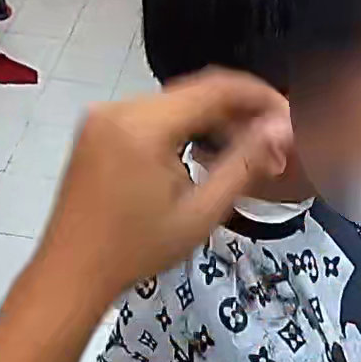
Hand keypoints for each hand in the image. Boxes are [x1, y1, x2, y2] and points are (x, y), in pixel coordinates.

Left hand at [35, 69, 290, 302]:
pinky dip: (182, 130)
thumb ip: (245, 165)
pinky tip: (202, 154)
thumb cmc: (137, 251)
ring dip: (212, 122)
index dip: (260, 97)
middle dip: (239, 114)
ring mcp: (102, 117)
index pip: (216, 88)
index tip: (288, 117)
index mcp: (143, 124)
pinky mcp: (96, 131)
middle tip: (272, 145)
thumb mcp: (200, 213)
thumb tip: (282, 129)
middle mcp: (119, 108)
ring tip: (244, 153)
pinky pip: (150, 118)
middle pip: (194, 94)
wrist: (72, 273)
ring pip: (174, 105)